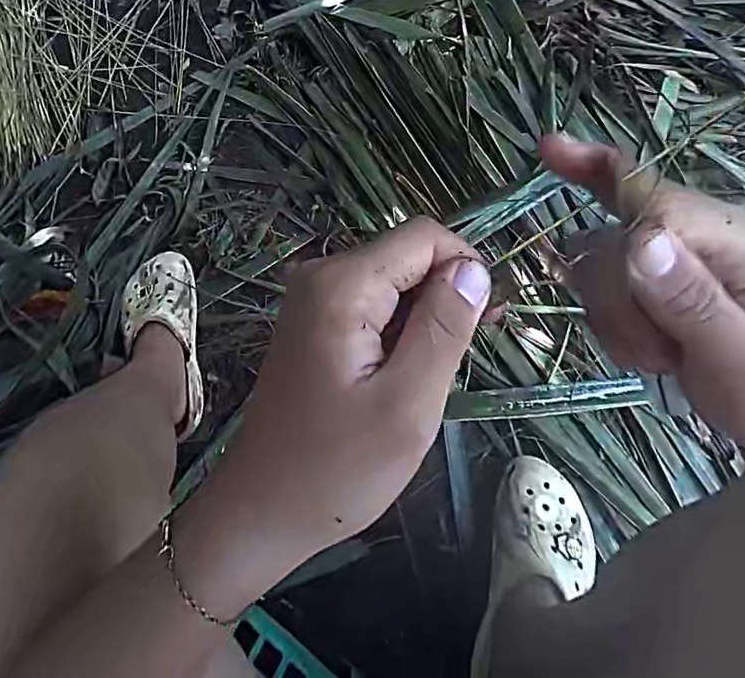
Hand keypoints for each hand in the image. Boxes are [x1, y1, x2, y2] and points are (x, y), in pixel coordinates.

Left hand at [173, 218, 489, 613]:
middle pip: (408, 254)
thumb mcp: (407, 405)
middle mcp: (322, 273)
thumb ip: (443, 328)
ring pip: (395, 278)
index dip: (465, 268)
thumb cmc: (336, 469)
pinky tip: (405, 369)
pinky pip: (374, 300)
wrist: (261, 509)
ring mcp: (314, 295)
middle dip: (447, 293)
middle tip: (460, 359)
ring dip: (426, 313)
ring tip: (431, 373)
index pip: (424, 236)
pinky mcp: (315, 317)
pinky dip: (401, 325)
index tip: (483, 323)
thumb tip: (474, 268)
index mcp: (342, 284)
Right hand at [540, 134, 744, 472]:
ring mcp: (683, 254)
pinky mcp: (661, 277)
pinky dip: (612, 320)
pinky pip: (604, 280)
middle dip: (618, 296)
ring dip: (615, 314)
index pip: (662, 203)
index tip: (549, 150)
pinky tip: (649, 350)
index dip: (603, 179)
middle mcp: (711, 233)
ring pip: (602, 257)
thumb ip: (694, 304)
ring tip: (661, 357)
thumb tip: (640, 240)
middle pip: (621, 231)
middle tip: (654, 353)